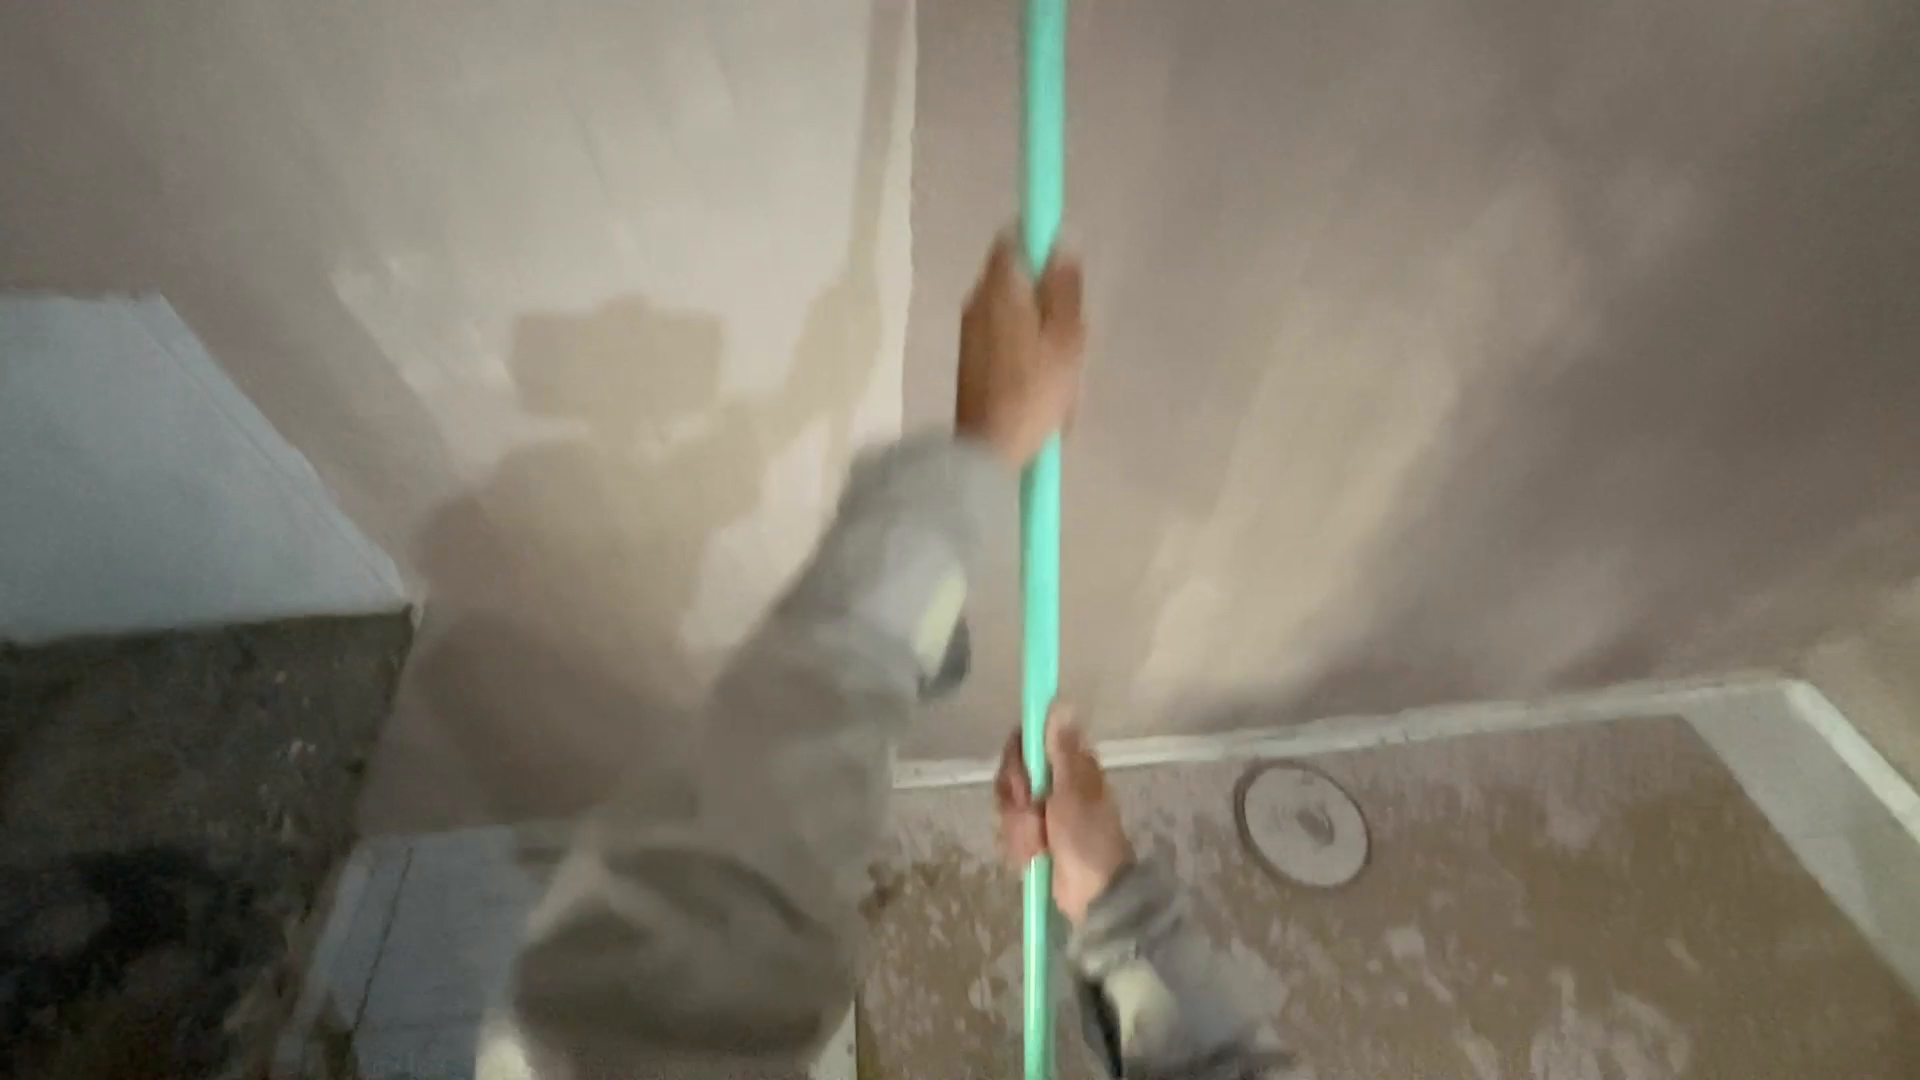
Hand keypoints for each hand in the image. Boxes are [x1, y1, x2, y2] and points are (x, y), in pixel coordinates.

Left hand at [955, 233, 1086, 466]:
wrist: (987, 451)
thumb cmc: (1033, 392)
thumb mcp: (1066, 338)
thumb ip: (1064, 287)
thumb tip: (1061, 241)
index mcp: (999, 288)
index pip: (1013, 238)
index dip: (1040, 243)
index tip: (1064, 271)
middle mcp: (977, 303)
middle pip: (1016, 281)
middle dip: (1047, 300)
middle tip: (1071, 335)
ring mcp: (970, 335)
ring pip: (1014, 316)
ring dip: (1041, 336)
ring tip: (1062, 374)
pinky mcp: (971, 364)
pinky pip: (1005, 344)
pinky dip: (1026, 357)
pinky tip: (1045, 390)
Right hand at [994, 702, 1133, 923]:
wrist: (1093, 896)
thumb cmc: (1088, 840)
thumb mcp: (1073, 792)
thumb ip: (1060, 750)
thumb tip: (1061, 703)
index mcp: (1066, 765)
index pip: (1025, 743)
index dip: (1017, 761)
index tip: (1023, 782)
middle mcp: (1051, 782)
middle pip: (1010, 774)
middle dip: (1016, 803)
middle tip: (1034, 817)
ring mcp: (1040, 810)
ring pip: (1006, 805)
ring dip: (1019, 829)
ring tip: (1038, 845)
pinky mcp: (1031, 835)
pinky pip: (1008, 830)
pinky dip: (1018, 846)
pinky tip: (1033, 858)